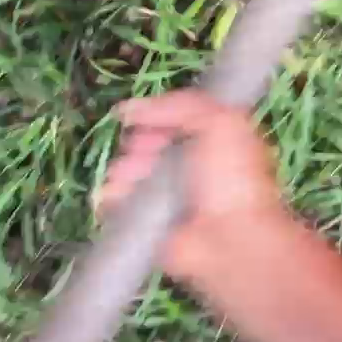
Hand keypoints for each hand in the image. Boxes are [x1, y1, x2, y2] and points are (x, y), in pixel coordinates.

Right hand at [100, 90, 289, 284]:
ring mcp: (167, 195)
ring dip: (122, 170)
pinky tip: (113, 196)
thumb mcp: (221, 121)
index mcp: (213, 139)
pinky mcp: (148, 223)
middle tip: (140, 150)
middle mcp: (189, 165)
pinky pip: (119, 204)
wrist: (229, 237)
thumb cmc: (230, 175)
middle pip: (147, 144)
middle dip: (137, 143)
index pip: (173, 119)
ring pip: (129, 173)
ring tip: (127, 176)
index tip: (139, 118)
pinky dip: (110, 198)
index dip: (155, 116)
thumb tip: (132, 108)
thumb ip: (182, 105)